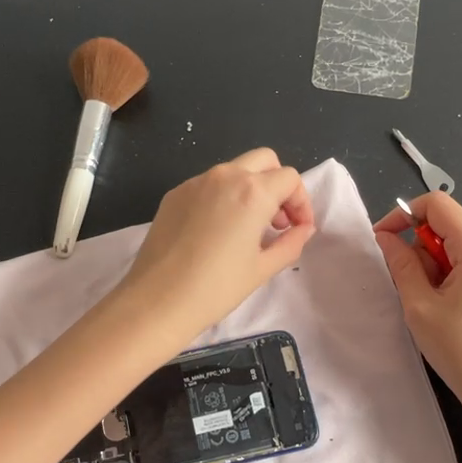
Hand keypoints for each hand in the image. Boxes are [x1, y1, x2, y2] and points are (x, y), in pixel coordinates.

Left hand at [119, 148, 316, 338]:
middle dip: (278, 185)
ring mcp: (195, 182)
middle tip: (277, 221)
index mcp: (252, 192)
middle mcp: (224, 176)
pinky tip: (216, 232)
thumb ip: (291, 243)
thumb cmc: (216, 288)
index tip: (298, 229)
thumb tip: (303, 229)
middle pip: (264, 161)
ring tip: (248, 229)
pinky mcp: (174, 194)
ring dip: (250, 189)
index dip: (301, 202)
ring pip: (234, 170)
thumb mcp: (263, 269)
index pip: (290, 178)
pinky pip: (208, 185)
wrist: (158, 301)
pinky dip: (223, 198)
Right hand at [373, 191, 461, 417]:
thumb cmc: (460, 349)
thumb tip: (387, 238)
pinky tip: (447, 305)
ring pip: (458, 243)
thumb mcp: (419, 306)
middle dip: (420, 246)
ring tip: (430, 302)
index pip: (437, 204)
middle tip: (409, 285)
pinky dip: (451, 272)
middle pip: (448, 223)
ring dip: (434, 262)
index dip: (403, 215)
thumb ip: (402, 264)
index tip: (383, 240)